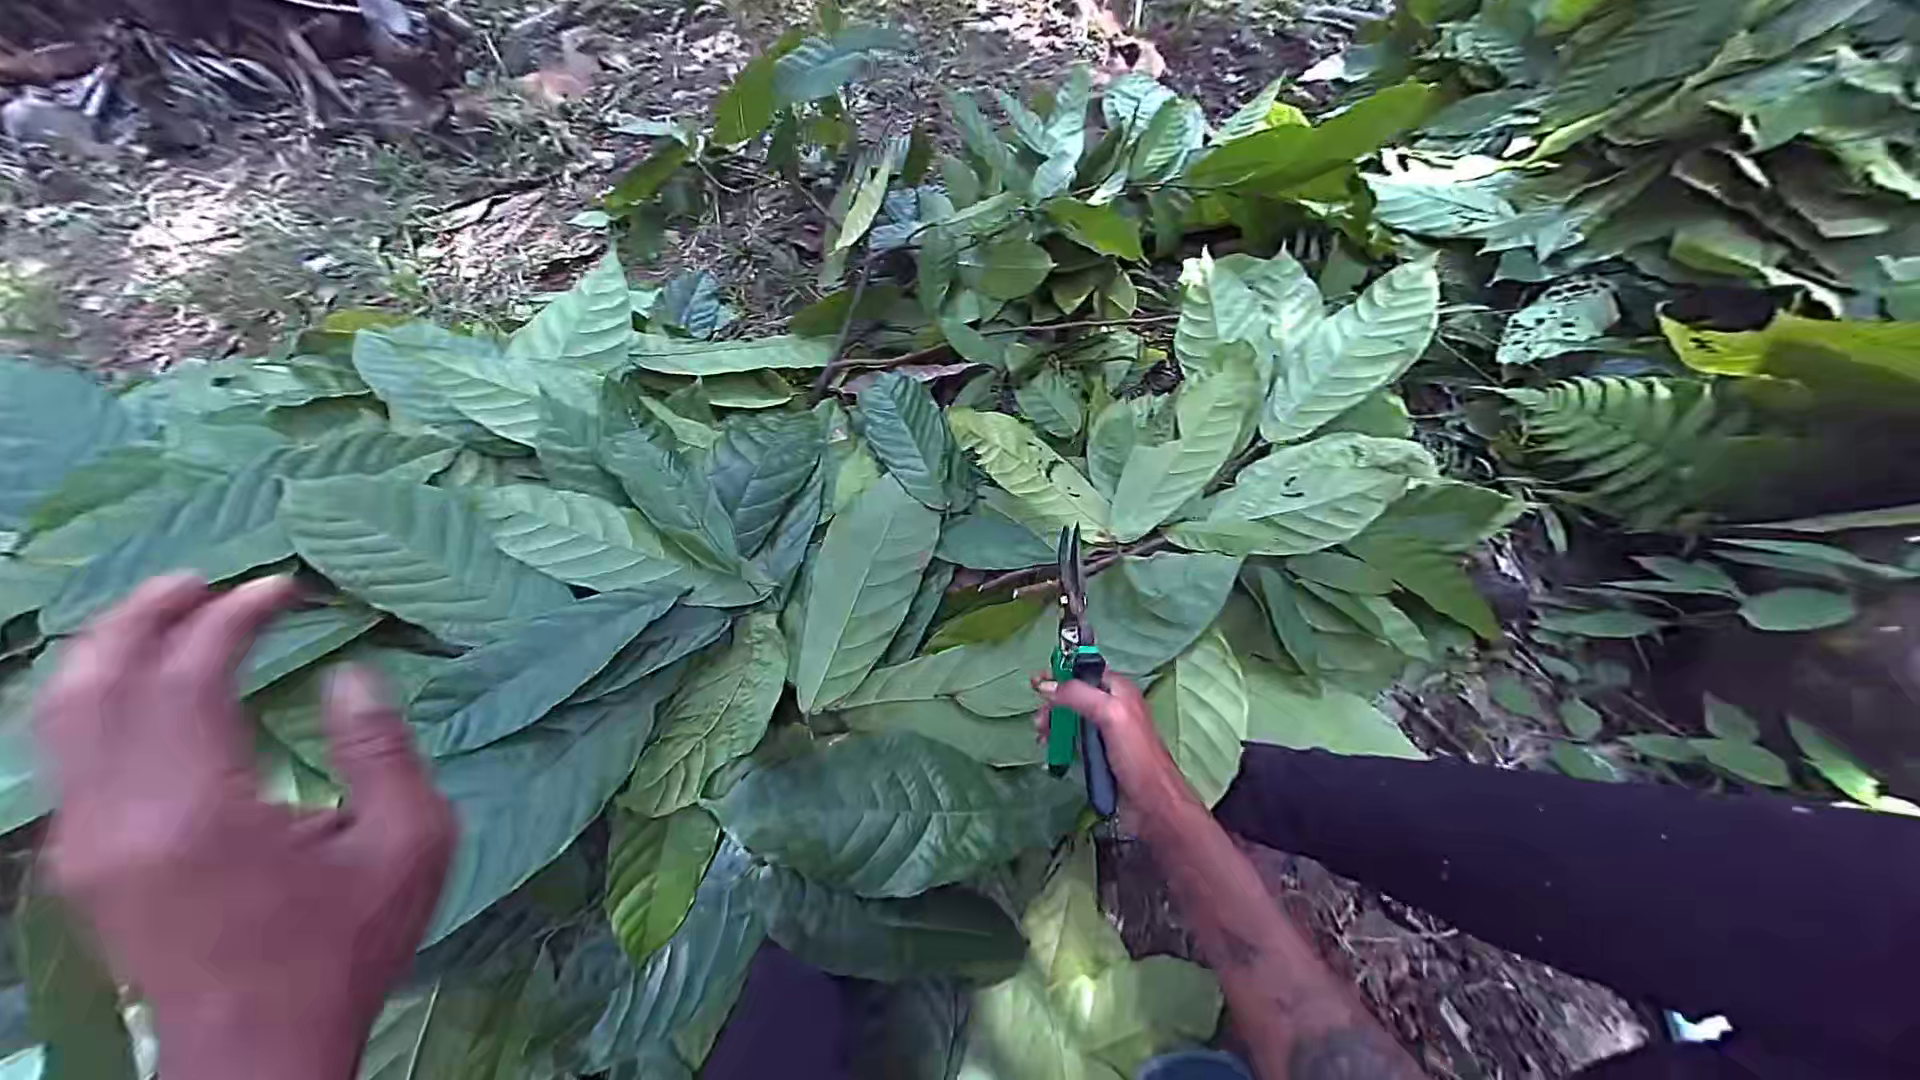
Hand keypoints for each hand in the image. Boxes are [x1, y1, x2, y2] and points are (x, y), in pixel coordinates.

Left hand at [37, 574, 455, 1079]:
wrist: (261, 1042)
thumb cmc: (353, 935)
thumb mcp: (409, 836)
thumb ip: (380, 749)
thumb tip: (350, 675)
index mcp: (199, 814)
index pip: (184, 686)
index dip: (230, 622)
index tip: (283, 588)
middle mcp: (114, 824)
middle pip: (88, 694)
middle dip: (141, 621)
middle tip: (205, 579)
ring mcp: (84, 846)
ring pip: (59, 724)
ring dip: (112, 654)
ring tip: (173, 611)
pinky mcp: (86, 861)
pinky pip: (72, 756)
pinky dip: (106, 698)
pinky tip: (153, 682)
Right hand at [1033, 673, 1183, 799]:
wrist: (1153, 805)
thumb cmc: (1135, 756)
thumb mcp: (1110, 715)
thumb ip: (1078, 695)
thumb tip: (1045, 686)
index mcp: (1118, 690)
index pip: (1085, 669)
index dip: (1061, 672)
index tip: (1037, 682)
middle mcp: (1111, 706)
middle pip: (1073, 693)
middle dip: (1053, 703)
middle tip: (1040, 719)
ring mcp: (1104, 730)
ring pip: (1070, 717)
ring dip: (1053, 723)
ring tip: (1042, 737)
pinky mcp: (1098, 752)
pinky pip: (1072, 739)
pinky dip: (1058, 740)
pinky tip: (1050, 749)